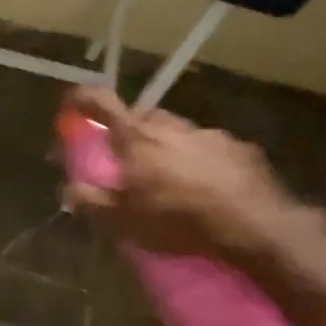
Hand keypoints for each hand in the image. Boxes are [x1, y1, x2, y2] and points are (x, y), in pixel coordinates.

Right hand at [64, 87, 305, 260]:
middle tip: (127, 157)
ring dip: (169, 147)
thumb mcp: (120, 220)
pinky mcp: (243, 151)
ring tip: (171, 179)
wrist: (256, 227)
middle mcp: (173, 128)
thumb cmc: (177, 219)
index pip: (103, 103)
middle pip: (144, 117)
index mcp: (137, 139)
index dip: (84, 98)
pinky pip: (213, 149)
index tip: (73, 103)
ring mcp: (211, 136)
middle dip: (132, 130)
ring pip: (180, 133)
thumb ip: (89, 200)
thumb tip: (69, 188)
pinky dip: (202, 161)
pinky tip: (207, 188)